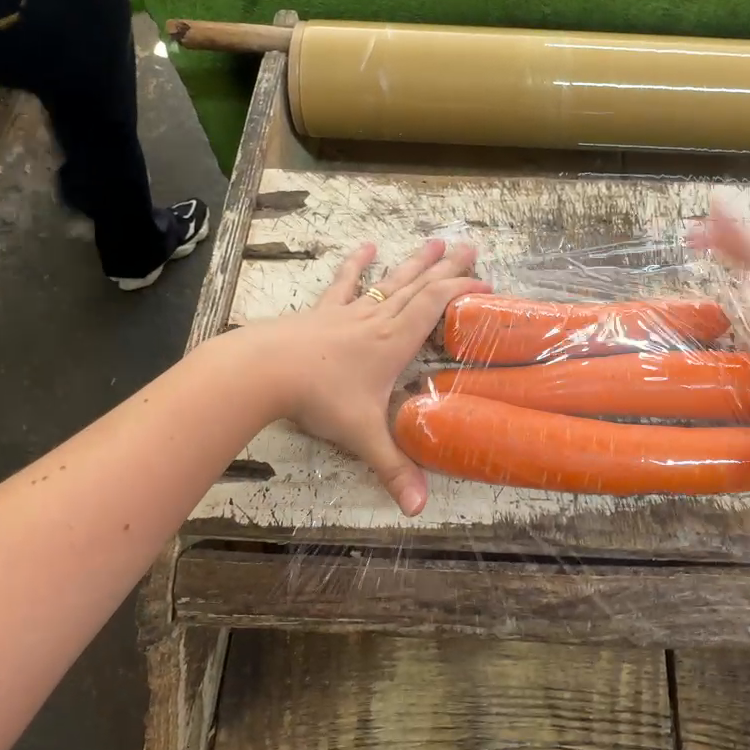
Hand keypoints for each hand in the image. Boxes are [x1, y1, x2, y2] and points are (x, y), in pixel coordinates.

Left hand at [260, 239, 487, 514]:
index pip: (434, 306)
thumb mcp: (362, 436)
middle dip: (448, 267)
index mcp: (393, 341)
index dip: (461, 290)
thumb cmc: (318, 397)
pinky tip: (366, 248)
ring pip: (389, 280)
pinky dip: (357, 265)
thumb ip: (393, 469)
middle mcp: (376, 319)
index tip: (485, 281)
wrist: (264, 369)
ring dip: (414, 261)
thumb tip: (418, 509)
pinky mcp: (322, 312)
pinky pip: (344, 284)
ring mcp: (348, 311)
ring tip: (434, 240)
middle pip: (418, 285)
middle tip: (470, 246)